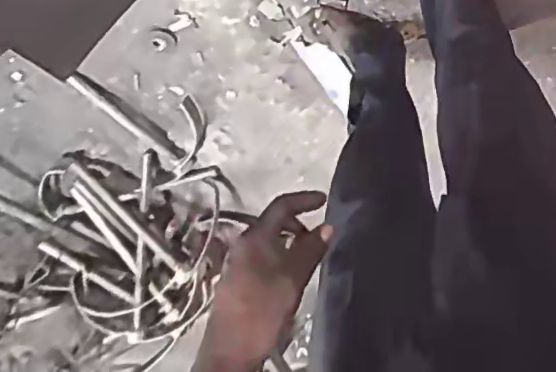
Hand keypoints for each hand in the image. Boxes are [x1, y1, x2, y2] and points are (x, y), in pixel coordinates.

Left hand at [194, 191, 333, 371]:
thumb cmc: (262, 311)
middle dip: (298, 222)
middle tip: (318, 232)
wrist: (227, 358)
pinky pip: (261, 258)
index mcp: (254, 238)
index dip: (304, 199)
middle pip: (273, 222)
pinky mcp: (235, 284)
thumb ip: (311, 249)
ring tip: (307, 254)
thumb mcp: (293, 278)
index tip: (324, 200)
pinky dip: (279, 256)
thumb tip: (328, 226)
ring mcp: (236, 265)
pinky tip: (289, 275)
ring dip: (289, 242)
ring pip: (268, 242)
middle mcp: (241, 246)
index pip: (281, 206)